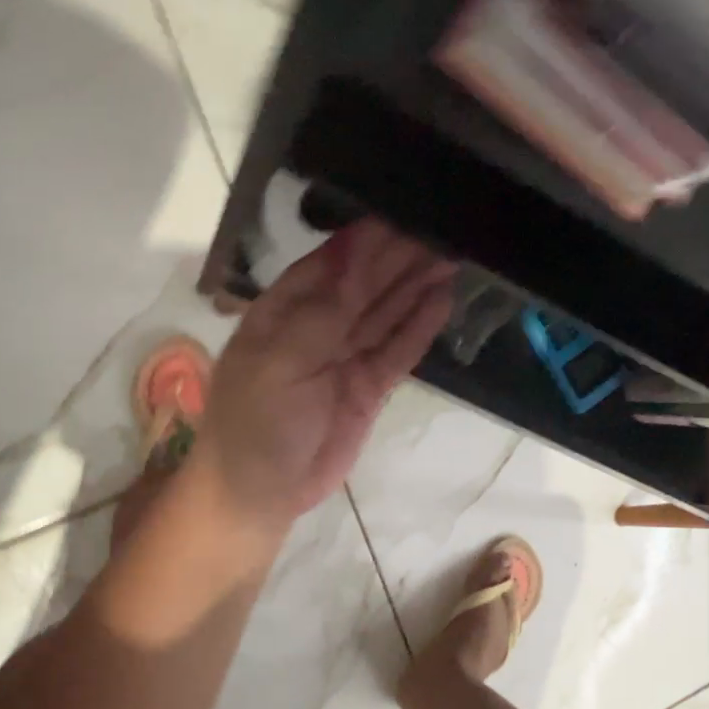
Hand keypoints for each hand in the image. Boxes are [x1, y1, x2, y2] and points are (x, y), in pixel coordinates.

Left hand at [189, 219, 455, 528]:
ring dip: (415, 285)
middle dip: (398, 258)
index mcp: (282, 313)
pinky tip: (442, 299)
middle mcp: (315, 329)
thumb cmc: (256, 422)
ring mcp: (344, 358)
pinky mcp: (367, 389)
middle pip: (363, 285)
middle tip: (442, 230)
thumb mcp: (281, 361)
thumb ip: (323, 309)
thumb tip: (353, 250)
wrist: (259, 494)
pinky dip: (418, 327)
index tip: (403, 215)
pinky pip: (397, 350)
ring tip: (451, 255)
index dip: (364, 242)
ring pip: (385, 313)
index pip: (329, 265)